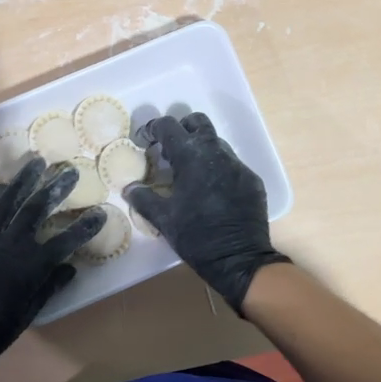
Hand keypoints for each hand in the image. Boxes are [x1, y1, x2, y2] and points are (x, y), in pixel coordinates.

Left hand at [0, 157, 104, 381]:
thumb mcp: (29, 313)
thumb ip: (49, 286)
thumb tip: (69, 268)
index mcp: (32, 266)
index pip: (66, 240)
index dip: (84, 226)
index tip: (100, 213)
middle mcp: (11, 244)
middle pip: (36, 208)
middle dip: (55, 188)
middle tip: (69, 172)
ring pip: (7, 201)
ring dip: (24, 180)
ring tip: (36, 163)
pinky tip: (3, 187)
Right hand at [123, 112, 289, 313]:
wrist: (239, 259)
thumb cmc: (196, 236)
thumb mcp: (163, 219)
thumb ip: (143, 198)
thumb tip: (129, 187)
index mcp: (191, 157)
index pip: (169, 126)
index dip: (153, 129)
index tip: (145, 140)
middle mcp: (217, 153)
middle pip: (197, 123)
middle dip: (181, 129)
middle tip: (169, 149)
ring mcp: (238, 165)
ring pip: (216, 143)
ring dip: (200, 149)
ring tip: (189, 172)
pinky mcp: (251, 180)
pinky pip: (231, 164)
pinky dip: (217, 168)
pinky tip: (211, 191)